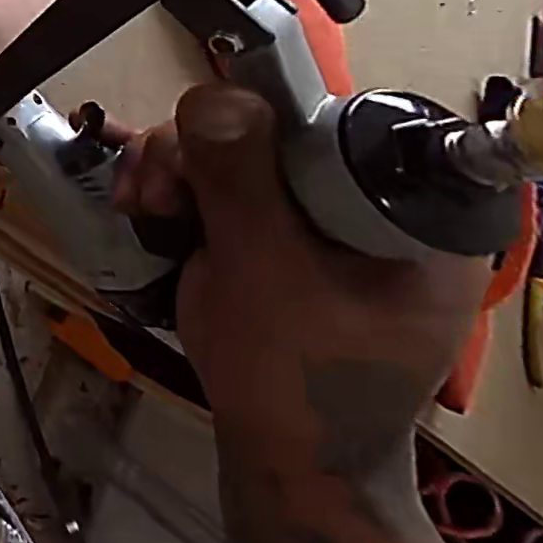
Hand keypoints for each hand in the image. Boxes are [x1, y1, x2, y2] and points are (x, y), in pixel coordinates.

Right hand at [116, 85, 488, 450]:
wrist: (281, 449)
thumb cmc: (294, 376)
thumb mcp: (265, 274)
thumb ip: (240, 183)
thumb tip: (212, 94)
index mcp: (403, 210)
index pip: (326, 124)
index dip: (254, 123)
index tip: (197, 157)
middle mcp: (355, 201)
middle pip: (261, 132)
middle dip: (190, 154)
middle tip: (155, 195)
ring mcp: (303, 215)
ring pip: (223, 152)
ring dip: (165, 169)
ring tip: (140, 207)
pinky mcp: (260, 228)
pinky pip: (206, 181)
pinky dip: (165, 186)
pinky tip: (141, 205)